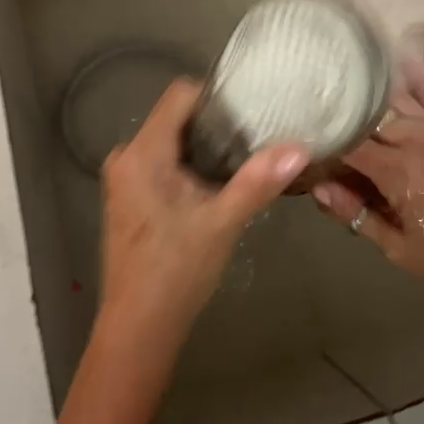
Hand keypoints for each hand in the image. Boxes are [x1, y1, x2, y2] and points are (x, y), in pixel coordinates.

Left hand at [98, 80, 308, 338]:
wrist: (139, 328)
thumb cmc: (176, 271)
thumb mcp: (223, 223)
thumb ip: (258, 181)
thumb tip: (300, 147)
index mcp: (143, 152)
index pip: (180, 95)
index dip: (216, 96)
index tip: (249, 111)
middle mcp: (125, 156)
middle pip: (175, 117)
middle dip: (213, 125)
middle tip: (252, 139)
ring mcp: (123, 178)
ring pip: (169, 141)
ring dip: (202, 148)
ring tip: (239, 162)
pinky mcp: (128, 197)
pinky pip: (161, 162)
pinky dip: (187, 166)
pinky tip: (213, 187)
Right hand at [311, 82, 423, 284]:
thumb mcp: (397, 247)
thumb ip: (356, 214)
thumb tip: (318, 187)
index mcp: (399, 172)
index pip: (350, 144)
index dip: (326, 136)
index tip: (304, 130)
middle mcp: (415, 142)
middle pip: (369, 116)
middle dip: (343, 110)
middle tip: (316, 104)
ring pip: (394, 98)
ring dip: (369, 89)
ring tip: (343, 76)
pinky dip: (413, 74)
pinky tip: (397, 55)